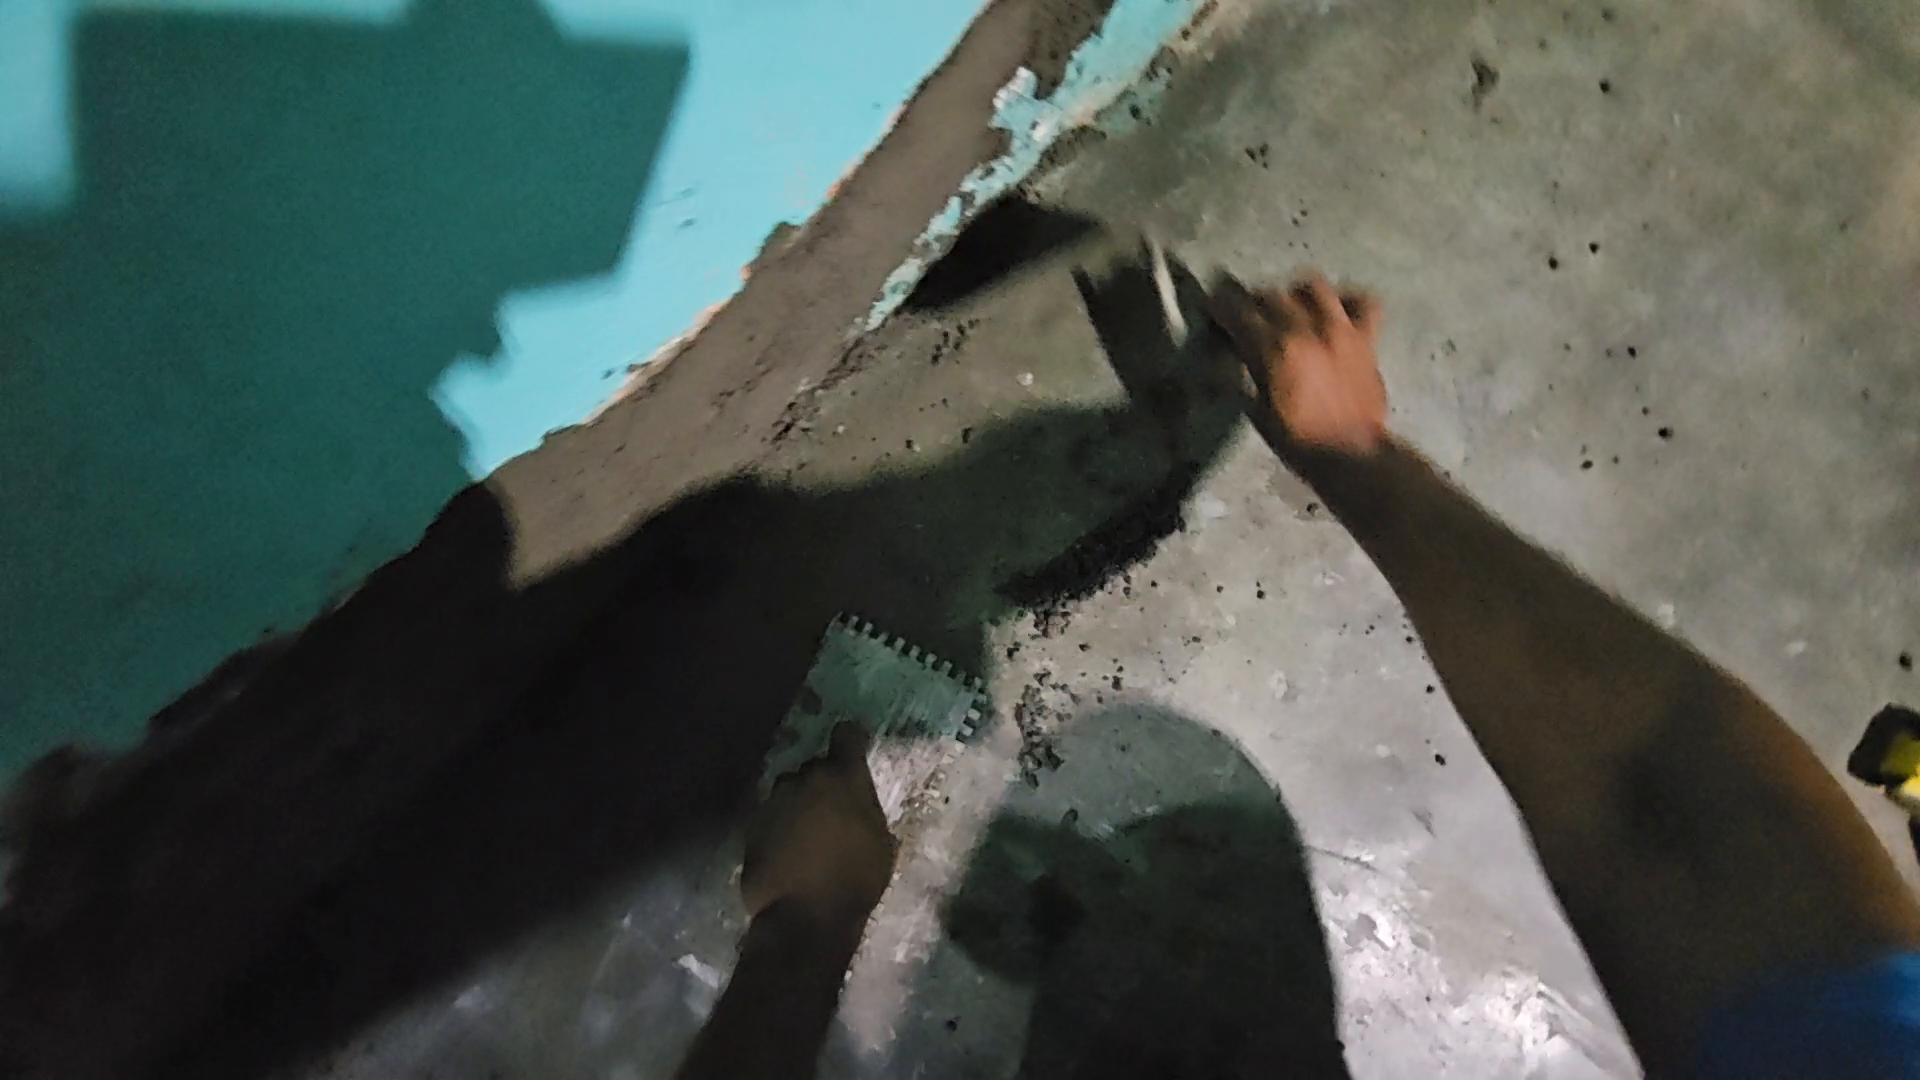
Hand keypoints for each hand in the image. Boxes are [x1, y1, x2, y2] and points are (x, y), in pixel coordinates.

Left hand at [742, 722, 895, 925]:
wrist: (805, 918)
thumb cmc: (856, 879)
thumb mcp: (881, 842)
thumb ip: (868, 810)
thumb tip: (860, 804)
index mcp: (843, 776)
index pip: (847, 734)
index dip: (851, 740)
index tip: (854, 750)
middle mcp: (806, 778)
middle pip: (815, 766)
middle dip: (823, 781)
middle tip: (832, 808)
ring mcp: (775, 800)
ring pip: (790, 790)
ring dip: (798, 802)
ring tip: (806, 832)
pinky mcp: (752, 825)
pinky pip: (771, 816)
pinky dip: (779, 826)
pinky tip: (787, 850)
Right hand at [1207, 271, 1386, 453]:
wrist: (1349, 454)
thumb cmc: (1295, 439)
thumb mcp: (1255, 410)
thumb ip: (1239, 377)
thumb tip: (1219, 361)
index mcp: (1274, 350)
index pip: (1239, 313)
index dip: (1221, 305)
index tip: (1211, 305)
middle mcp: (1307, 330)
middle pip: (1272, 295)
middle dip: (1253, 302)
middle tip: (1245, 317)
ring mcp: (1340, 330)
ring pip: (1313, 287)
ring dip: (1294, 294)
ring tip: (1288, 309)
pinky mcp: (1366, 337)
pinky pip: (1361, 301)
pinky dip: (1345, 300)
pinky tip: (1333, 312)